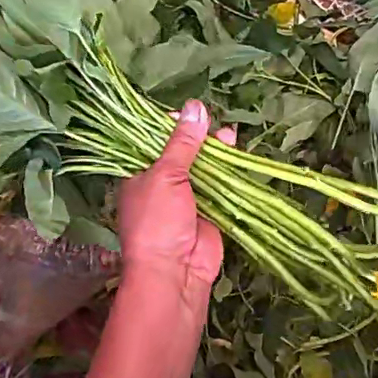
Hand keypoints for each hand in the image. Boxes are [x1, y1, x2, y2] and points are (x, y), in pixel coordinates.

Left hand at [117, 100, 233, 292]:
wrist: (174, 271)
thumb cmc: (158, 221)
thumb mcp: (166, 175)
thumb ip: (183, 143)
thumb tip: (196, 107)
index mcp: (139, 174)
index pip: (154, 141)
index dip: (171, 126)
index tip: (189, 113)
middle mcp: (162, 184)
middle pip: (182, 153)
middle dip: (198, 138)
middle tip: (213, 122)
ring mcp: (187, 198)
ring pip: (203, 169)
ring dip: (216, 153)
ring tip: (229, 135)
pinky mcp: (209, 211)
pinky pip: (220, 187)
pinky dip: (229, 174)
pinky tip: (238, 156)